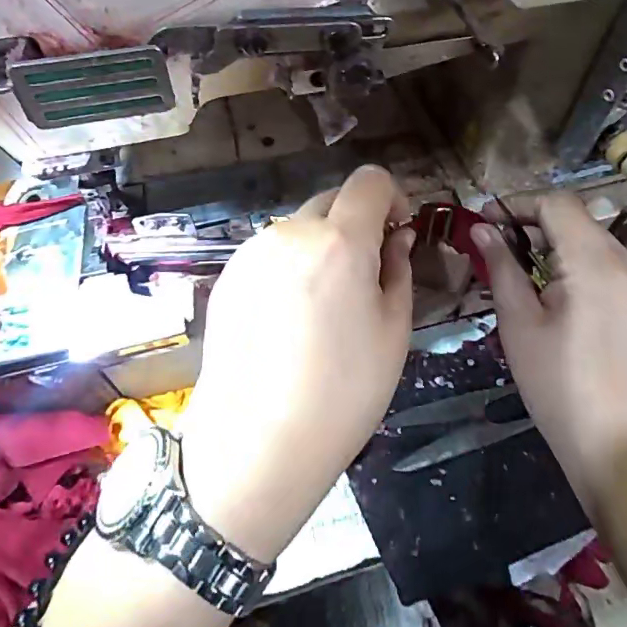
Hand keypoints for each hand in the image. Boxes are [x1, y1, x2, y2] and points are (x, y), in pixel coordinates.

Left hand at [175, 165, 415, 561]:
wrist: (256, 447)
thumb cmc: (343, 392)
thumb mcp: (393, 330)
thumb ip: (398, 269)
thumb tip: (397, 237)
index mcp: (340, 241)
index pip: (370, 180)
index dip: (393, 197)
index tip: (399, 232)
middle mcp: (291, 233)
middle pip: (334, 200)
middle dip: (359, 221)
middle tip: (370, 271)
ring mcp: (252, 254)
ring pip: (301, 227)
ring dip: (324, 243)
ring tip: (329, 302)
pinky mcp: (227, 278)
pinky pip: (273, 253)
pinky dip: (294, 264)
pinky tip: (293, 317)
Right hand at [471, 194, 626, 517]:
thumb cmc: (566, 393)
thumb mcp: (522, 329)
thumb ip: (503, 271)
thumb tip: (484, 230)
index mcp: (597, 261)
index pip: (558, 204)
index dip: (518, 204)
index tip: (485, 220)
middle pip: (579, 222)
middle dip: (535, 226)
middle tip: (497, 251)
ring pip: (596, 248)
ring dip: (558, 250)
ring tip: (522, 279)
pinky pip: (612, 274)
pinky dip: (581, 272)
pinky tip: (559, 304)